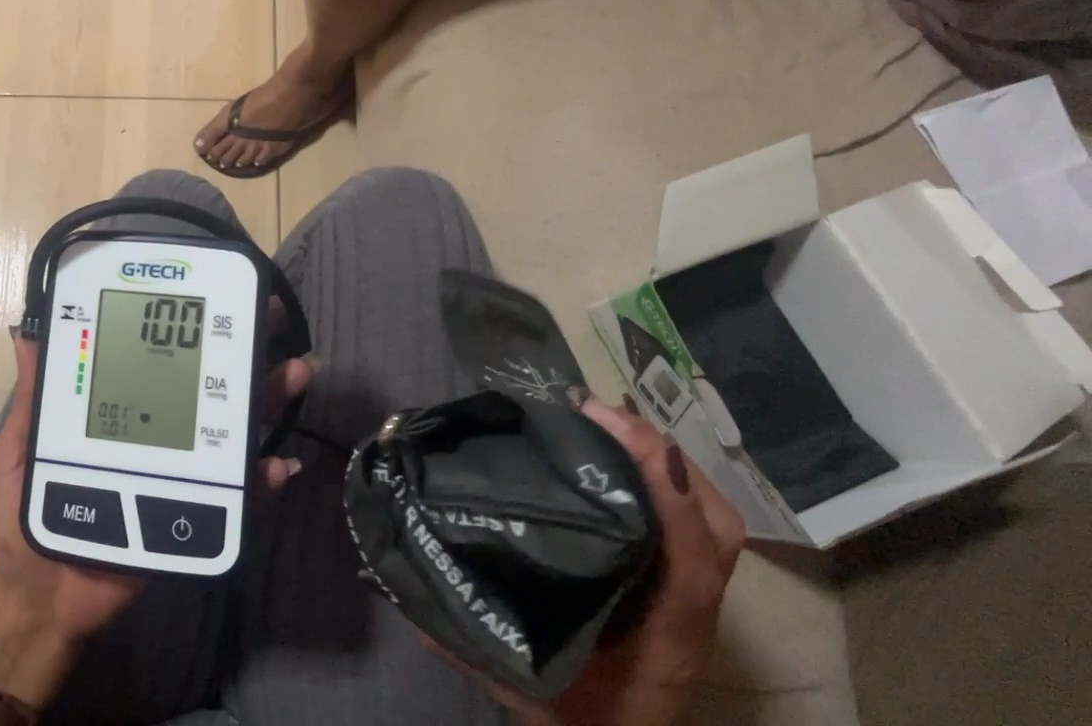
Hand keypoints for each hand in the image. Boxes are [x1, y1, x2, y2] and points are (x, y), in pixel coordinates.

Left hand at [0, 307, 313, 709]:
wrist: (39, 598)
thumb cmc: (22, 517)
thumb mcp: (19, 450)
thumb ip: (33, 399)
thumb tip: (28, 334)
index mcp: (115, 412)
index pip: (154, 359)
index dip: (181, 326)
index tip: (204, 294)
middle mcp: (155, 433)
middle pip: (202, 387)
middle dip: (239, 352)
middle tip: (265, 320)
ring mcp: (178, 472)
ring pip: (228, 432)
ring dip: (264, 400)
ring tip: (290, 372)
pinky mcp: (192, 516)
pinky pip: (234, 498)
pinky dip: (260, 482)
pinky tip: (276, 465)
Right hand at [429, 398, 745, 725]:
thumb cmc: (577, 720)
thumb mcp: (519, 687)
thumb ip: (463, 641)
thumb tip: (397, 583)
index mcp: (663, 637)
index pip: (691, 559)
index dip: (666, 490)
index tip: (613, 433)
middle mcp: (690, 616)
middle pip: (712, 525)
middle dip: (660, 458)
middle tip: (593, 413)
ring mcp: (696, 605)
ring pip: (710, 523)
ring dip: (666, 467)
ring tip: (604, 426)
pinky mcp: (686, 596)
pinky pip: (694, 530)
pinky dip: (667, 487)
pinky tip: (618, 465)